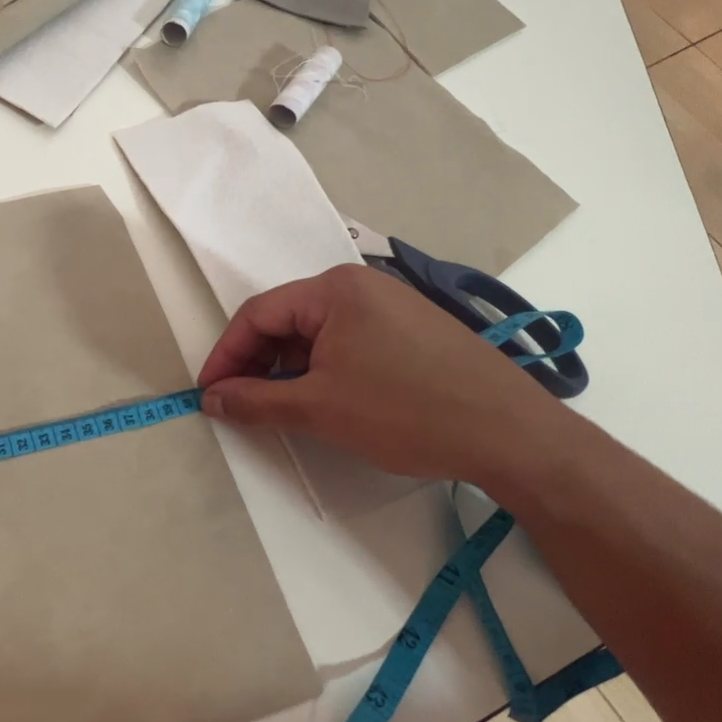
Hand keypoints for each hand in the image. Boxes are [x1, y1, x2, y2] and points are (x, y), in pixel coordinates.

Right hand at [196, 264, 578, 486]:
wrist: (513, 435)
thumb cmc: (406, 412)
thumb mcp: (318, 408)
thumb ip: (254, 400)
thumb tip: (211, 398)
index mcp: (334, 289)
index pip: (258, 314)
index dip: (226, 355)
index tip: (208, 393)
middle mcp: (362, 285)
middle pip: (287, 320)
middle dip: (257, 362)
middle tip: (240, 403)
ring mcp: (393, 306)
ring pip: (318, 333)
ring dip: (290, 368)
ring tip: (281, 407)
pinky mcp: (415, 330)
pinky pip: (350, 341)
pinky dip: (324, 368)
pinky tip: (326, 399)